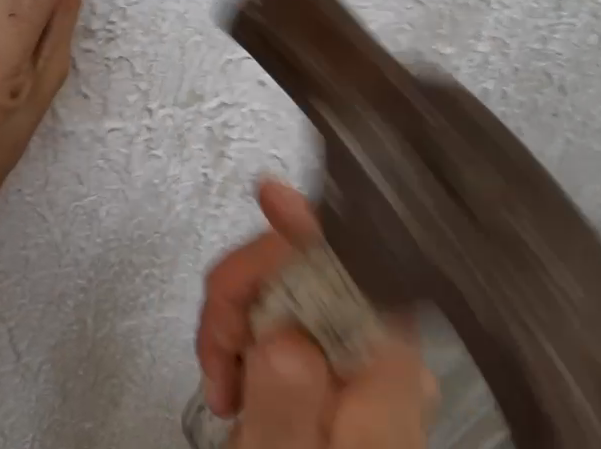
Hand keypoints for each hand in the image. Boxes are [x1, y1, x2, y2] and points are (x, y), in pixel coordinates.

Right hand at [196, 180, 431, 448]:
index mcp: (384, 373)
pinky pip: (283, 316)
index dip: (308, 225)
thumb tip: (281, 334)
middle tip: (216, 348)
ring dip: (237, 316)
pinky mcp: (334, 364)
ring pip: (285, 290)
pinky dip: (246, 333)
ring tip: (223, 376)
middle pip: (305, 271)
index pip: (354, 267)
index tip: (269, 195)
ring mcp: (359, 358)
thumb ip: (288, 405)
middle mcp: (381, 355)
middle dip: (242, 292)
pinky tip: (237, 372)